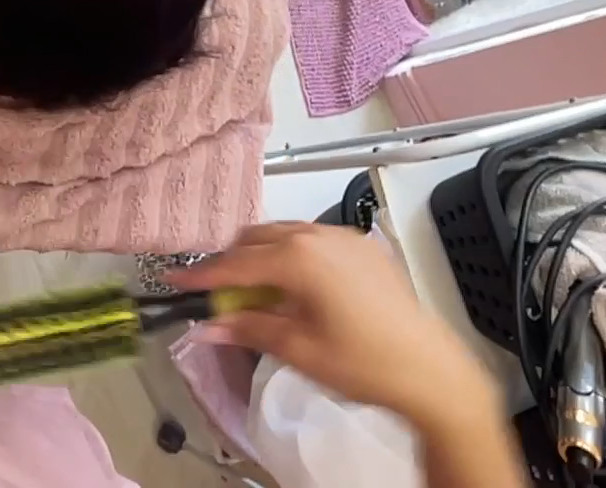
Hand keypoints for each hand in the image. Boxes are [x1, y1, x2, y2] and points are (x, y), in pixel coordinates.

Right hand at [174, 223, 500, 430]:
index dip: (202, 273)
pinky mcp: (361, 245)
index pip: (236, 263)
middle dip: (232, 261)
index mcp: (298, 258)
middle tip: (217, 291)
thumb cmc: (362, 364)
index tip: (173, 278)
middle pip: (256, 238)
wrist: (432, 371)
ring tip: (256, 289)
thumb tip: (205, 327)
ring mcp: (342, 236)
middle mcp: (316, 235)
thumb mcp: (298, 350)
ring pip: (284, 233)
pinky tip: (296, 285)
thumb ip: (248, 329)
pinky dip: (291, 253)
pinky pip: (312, 238)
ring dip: (262, 255)